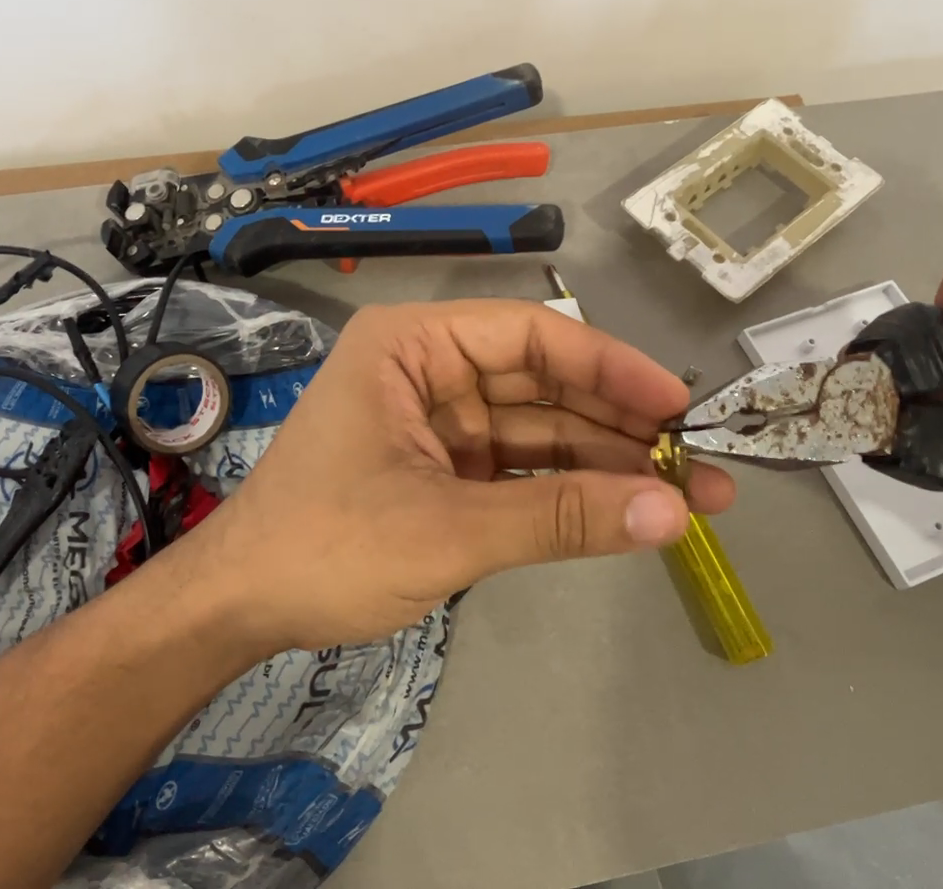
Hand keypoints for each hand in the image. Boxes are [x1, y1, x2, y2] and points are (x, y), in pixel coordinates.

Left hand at [166, 299, 735, 651]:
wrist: (239, 607)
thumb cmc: (326, 547)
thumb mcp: (448, 530)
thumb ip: (561, 517)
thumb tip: (674, 512)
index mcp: (411, 345)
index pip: (530, 336)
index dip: (610, 367)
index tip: (677, 407)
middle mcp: (426, 370)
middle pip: (542, 384)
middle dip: (619, 427)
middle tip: (703, 468)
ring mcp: (434, 422)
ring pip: (537, 430)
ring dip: (605, 463)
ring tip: (689, 498)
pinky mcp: (440, 470)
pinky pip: (517, 469)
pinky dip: (566, 491)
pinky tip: (625, 510)